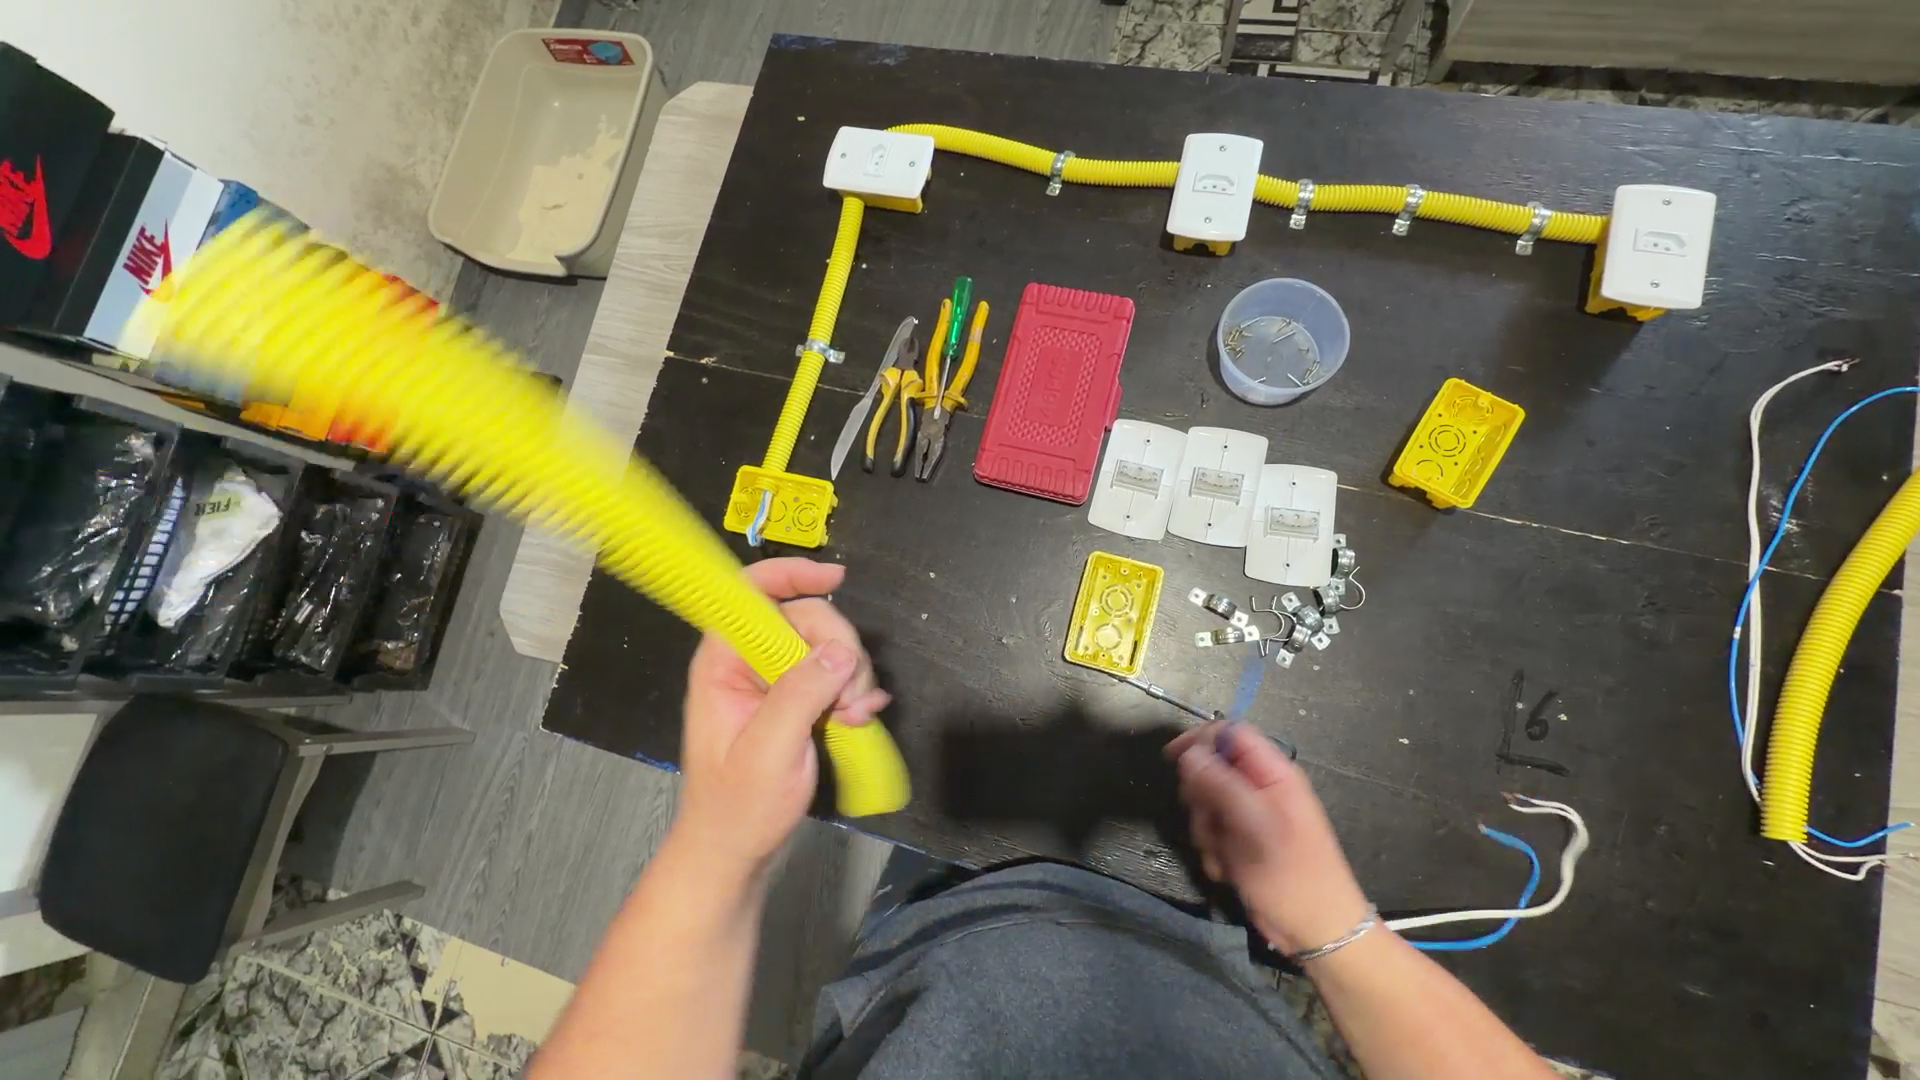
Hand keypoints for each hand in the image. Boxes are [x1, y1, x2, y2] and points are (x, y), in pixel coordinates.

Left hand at [679, 559, 889, 870]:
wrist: (738, 853)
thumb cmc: (739, 807)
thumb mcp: (768, 750)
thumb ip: (801, 694)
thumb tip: (842, 651)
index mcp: (725, 662)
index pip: (752, 592)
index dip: (791, 574)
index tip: (837, 579)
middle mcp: (751, 662)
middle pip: (806, 618)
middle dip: (839, 649)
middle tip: (849, 699)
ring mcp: (778, 682)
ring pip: (829, 646)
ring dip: (852, 677)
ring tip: (851, 718)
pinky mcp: (800, 702)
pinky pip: (837, 674)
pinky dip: (856, 691)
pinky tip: (861, 717)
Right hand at [1166, 722, 1371, 955]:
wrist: (1316, 931)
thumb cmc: (1293, 876)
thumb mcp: (1256, 827)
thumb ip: (1222, 785)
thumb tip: (1190, 755)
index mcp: (1273, 774)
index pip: (1231, 733)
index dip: (1202, 739)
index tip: (1174, 759)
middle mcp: (1260, 788)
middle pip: (1211, 768)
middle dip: (1201, 796)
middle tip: (1209, 820)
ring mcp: (1250, 816)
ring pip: (1205, 802)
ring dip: (1206, 829)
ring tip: (1224, 854)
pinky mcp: (1241, 841)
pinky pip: (1211, 831)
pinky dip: (1212, 849)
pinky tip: (1228, 869)